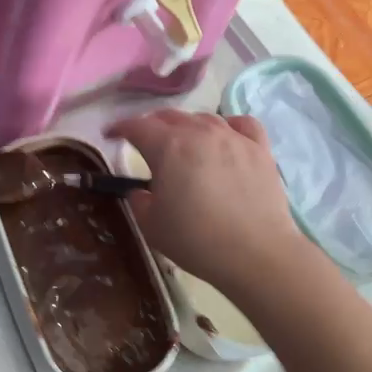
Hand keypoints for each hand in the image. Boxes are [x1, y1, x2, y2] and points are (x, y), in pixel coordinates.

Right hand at [107, 110, 314, 294]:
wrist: (255, 253)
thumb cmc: (196, 240)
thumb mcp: (152, 225)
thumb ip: (139, 201)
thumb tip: (142, 192)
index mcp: (168, 147)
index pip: (137, 126)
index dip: (120, 128)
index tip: (111, 134)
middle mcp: (200, 133)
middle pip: (170, 117)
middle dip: (152, 125)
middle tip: (145, 141)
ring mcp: (234, 138)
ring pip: (204, 118)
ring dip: (188, 126)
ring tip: (184, 141)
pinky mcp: (260, 149)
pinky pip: (243, 124)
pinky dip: (229, 126)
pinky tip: (226, 137)